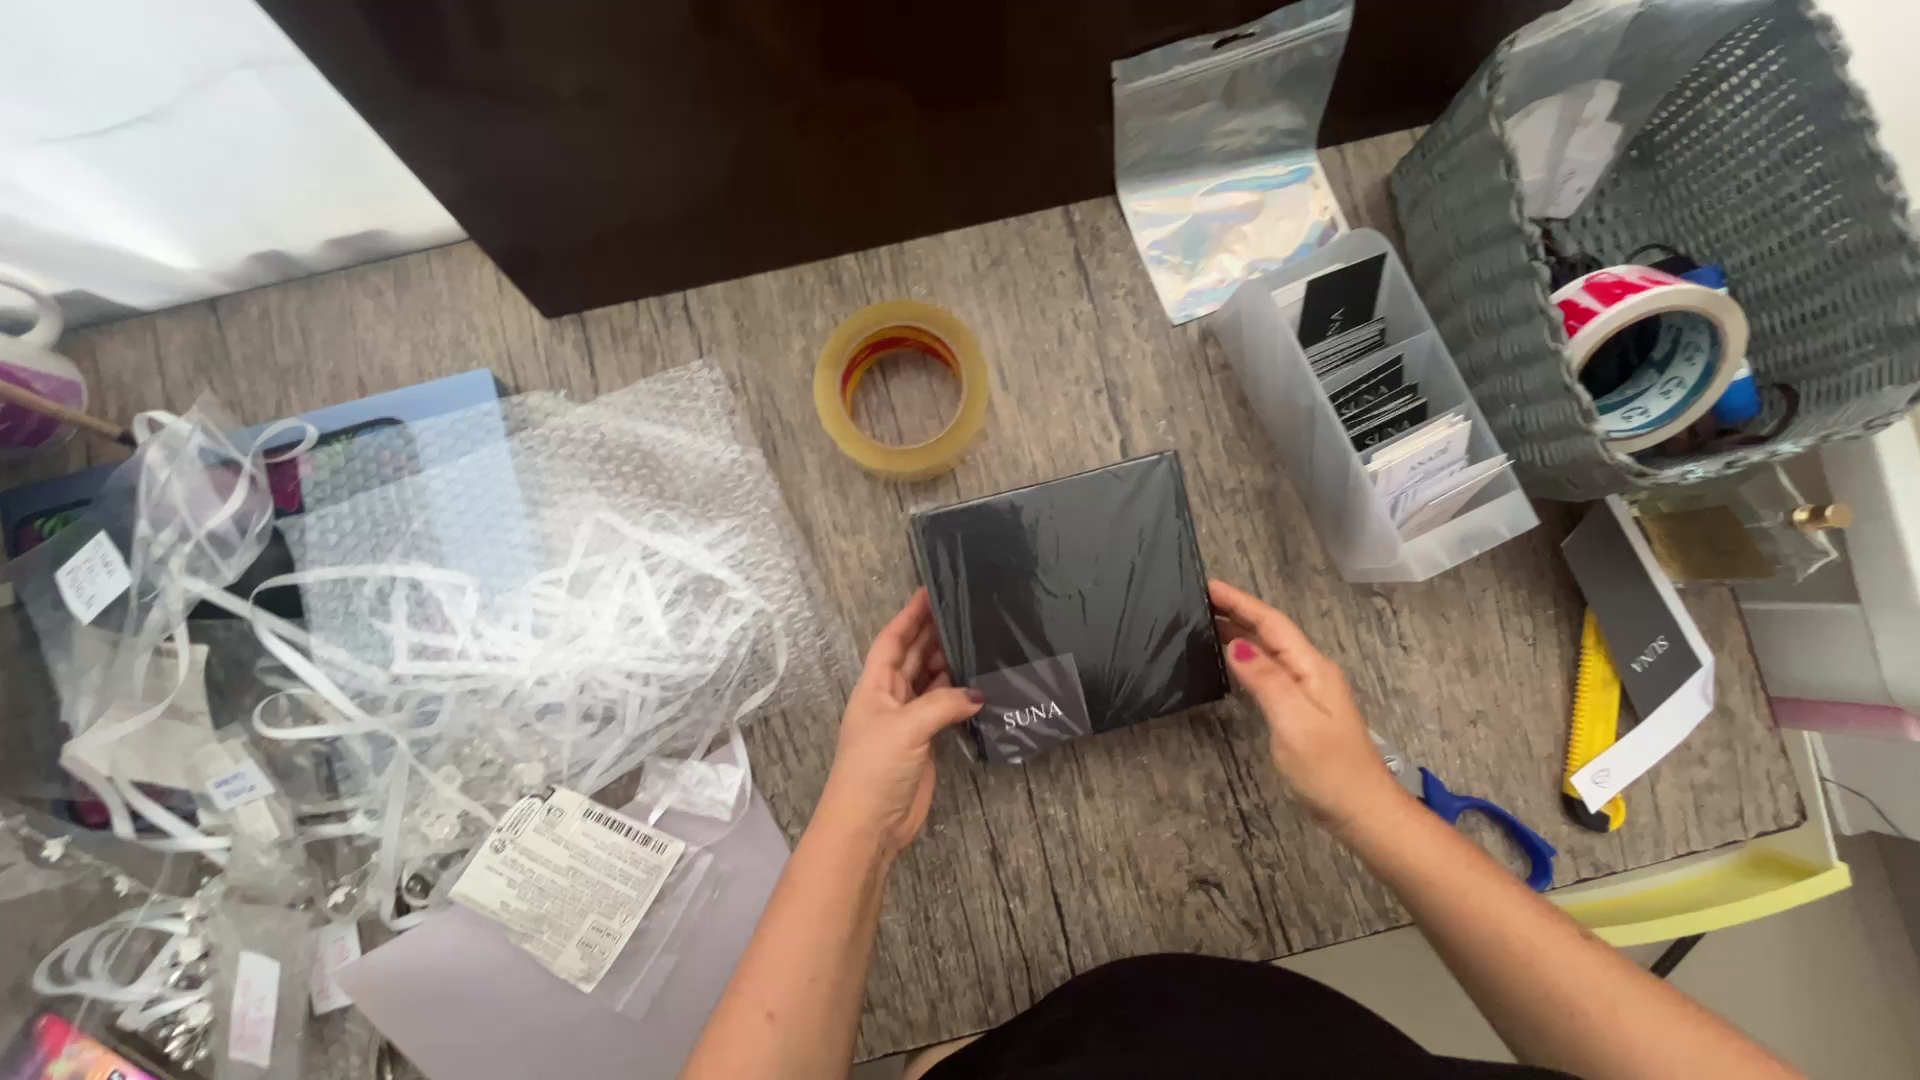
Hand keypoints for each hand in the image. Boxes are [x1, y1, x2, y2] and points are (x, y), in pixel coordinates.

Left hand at [817, 588, 982, 857]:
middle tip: (964, 612)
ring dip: (948, 663)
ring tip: (977, 640)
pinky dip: (959, 696)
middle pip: (912, 656)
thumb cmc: (874, 769)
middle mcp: (889, 698)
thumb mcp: (906, 728)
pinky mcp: (923, 742)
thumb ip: (942, 704)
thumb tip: (977, 694)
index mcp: (874, 686)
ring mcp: (907, 721)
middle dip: (933, 634)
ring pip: (929, 681)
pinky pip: (943, 709)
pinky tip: (979, 686)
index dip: (909, 616)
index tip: (930, 592)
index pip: (891, 640)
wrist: (868, 825)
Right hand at [1209, 579, 1402, 829]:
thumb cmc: (1329, 770)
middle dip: (1237, 611)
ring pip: (1268, 650)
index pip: (1272, 624)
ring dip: (1239, 632)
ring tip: (1204, 622)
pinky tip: (1228, 660)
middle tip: (1197, 599)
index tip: (1208, 585)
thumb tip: (1235, 645)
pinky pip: (1268, 670)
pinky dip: (1245, 657)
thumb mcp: (1295, 723)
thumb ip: (1267, 681)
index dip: (1240, 602)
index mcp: (1312, 669)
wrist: (1362, 812)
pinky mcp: (1300, 709)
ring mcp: (1307, 691)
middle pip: (1270, 632)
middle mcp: (1310, 672)